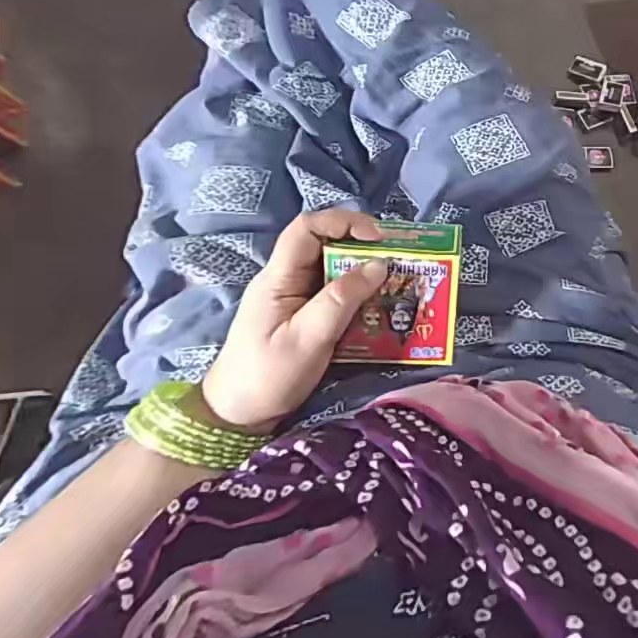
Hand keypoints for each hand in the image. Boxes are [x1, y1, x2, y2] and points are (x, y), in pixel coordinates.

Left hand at [200, 209, 388, 431]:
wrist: (238, 415)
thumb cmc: (268, 376)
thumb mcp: (308, 338)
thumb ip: (342, 300)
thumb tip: (379, 265)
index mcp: (279, 278)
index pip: (308, 228)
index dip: (344, 222)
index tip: (379, 238)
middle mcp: (288, 280)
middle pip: (326, 246)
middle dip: (364, 249)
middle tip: (399, 263)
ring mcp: (296, 299)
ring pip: (335, 271)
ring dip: (366, 275)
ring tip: (397, 285)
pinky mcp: (305, 317)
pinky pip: (336, 295)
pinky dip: (360, 297)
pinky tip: (381, 310)